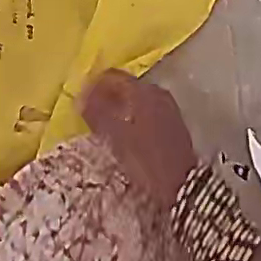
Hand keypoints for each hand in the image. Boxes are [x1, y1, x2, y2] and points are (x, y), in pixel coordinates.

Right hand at [81, 69, 198, 205]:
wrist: (182, 183)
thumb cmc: (147, 160)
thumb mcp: (118, 138)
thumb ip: (98, 114)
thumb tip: (80, 97)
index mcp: (143, 92)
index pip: (113, 76)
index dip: (93, 84)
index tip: (79, 98)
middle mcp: (156, 92)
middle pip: (124, 84)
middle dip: (104, 94)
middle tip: (86, 110)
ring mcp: (166, 105)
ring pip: (135, 96)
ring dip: (117, 104)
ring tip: (101, 121)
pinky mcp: (171, 120)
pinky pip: (144, 107)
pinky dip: (130, 112)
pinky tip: (122, 128)